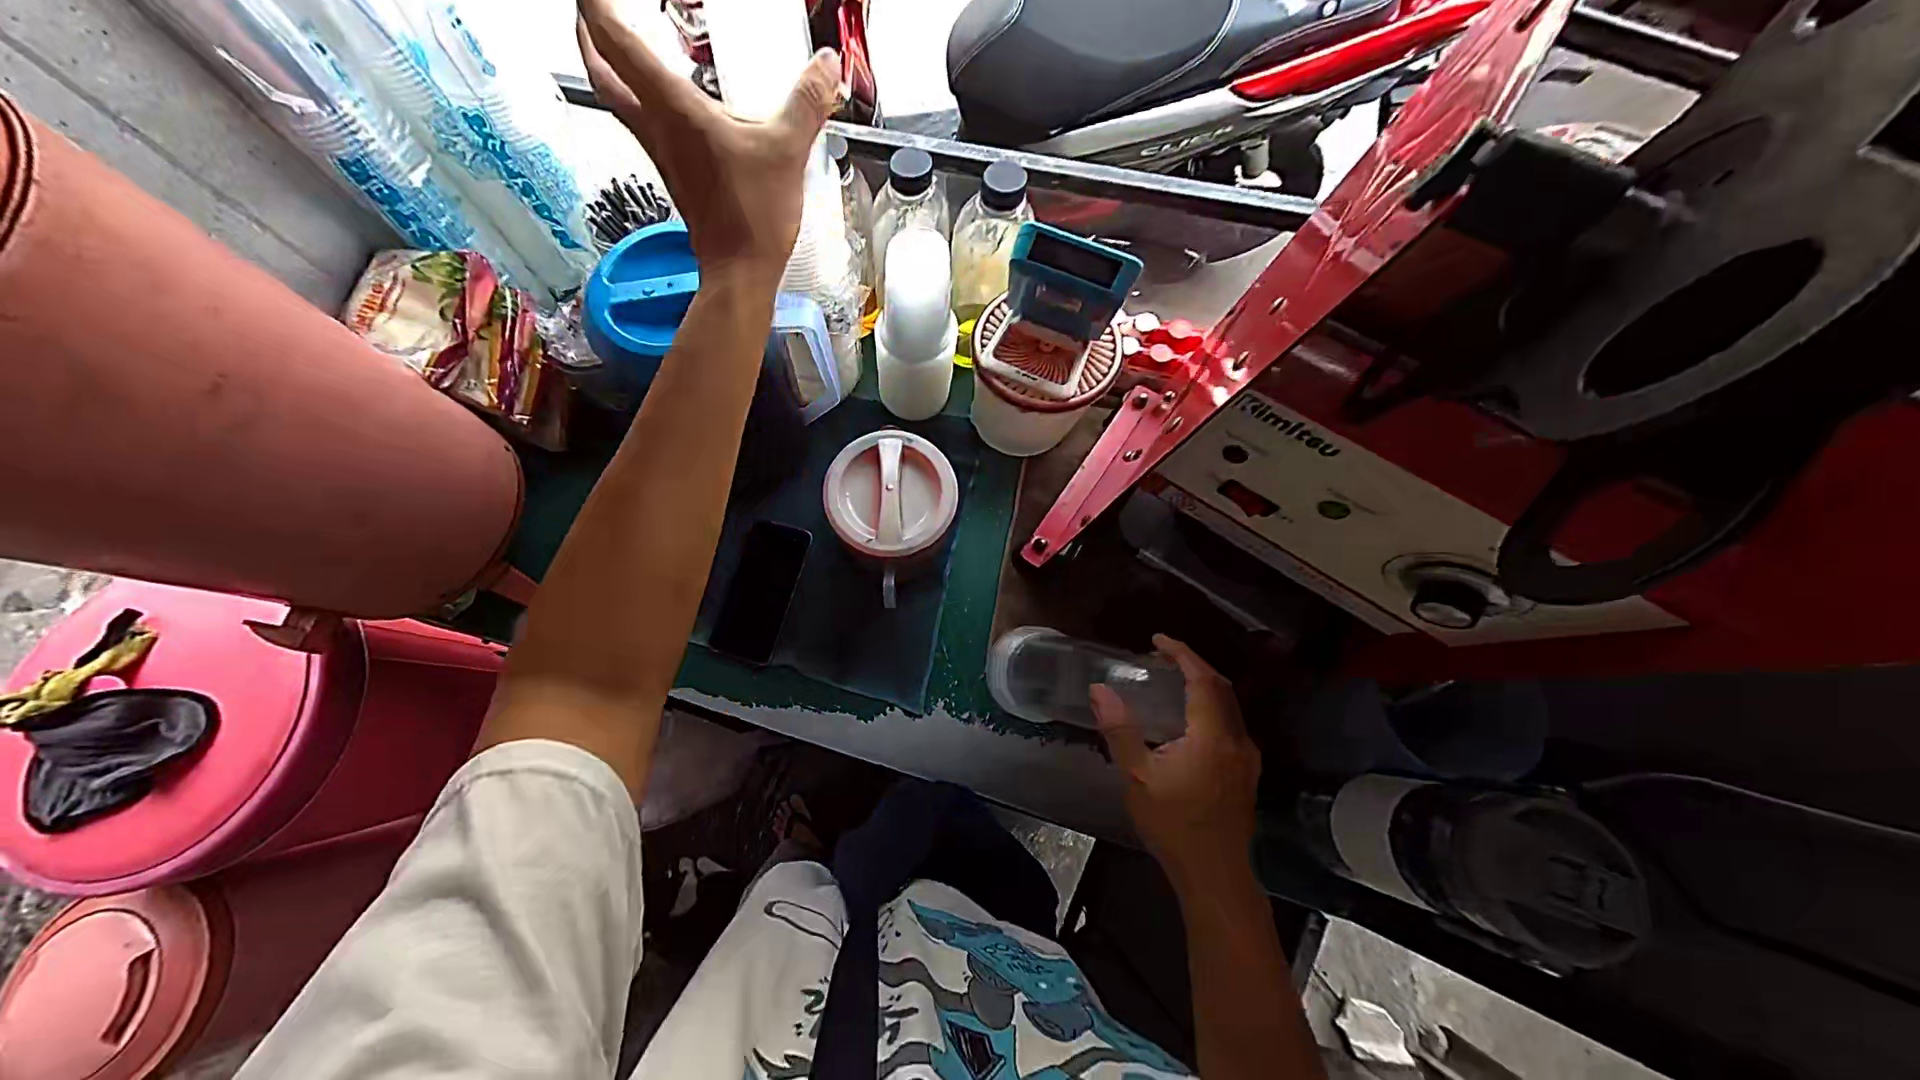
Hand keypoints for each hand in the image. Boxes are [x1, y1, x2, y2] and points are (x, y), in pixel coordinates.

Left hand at [577, 0, 839, 280]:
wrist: (740, 269)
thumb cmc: (752, 216)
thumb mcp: (787, 151)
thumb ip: (806, 103)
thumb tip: (825, 64)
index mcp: (673, 109)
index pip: (614, 40)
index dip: (595, 3)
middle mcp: (657, 128)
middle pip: (599, 69)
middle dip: (589, 30)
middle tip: (592, 7)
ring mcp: (663, 154)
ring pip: (616, 98)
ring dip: (608, 65)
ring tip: (617, 43)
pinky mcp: (676, 174)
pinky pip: (643, 124)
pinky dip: (640, 99)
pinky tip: (664, 101)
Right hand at [1090, 635, 1261, 892]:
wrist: (1216, 876)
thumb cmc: (1174, 825)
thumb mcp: (1138, 777)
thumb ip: (1120, 730)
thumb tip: (1100, 689)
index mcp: (1212, 736)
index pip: (1202, 679)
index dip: (1182, 653)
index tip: (1158, 639)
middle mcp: (1236, 740)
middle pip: (1220, 687)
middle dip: (1193, 665)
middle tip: (1161, 656)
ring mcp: (1246, 758)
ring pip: (1229, 706)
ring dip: (1203, 685)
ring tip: (1171, 681)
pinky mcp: (1246, 773)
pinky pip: (1230, 724)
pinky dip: (1210, 707)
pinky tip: (1188, 720)